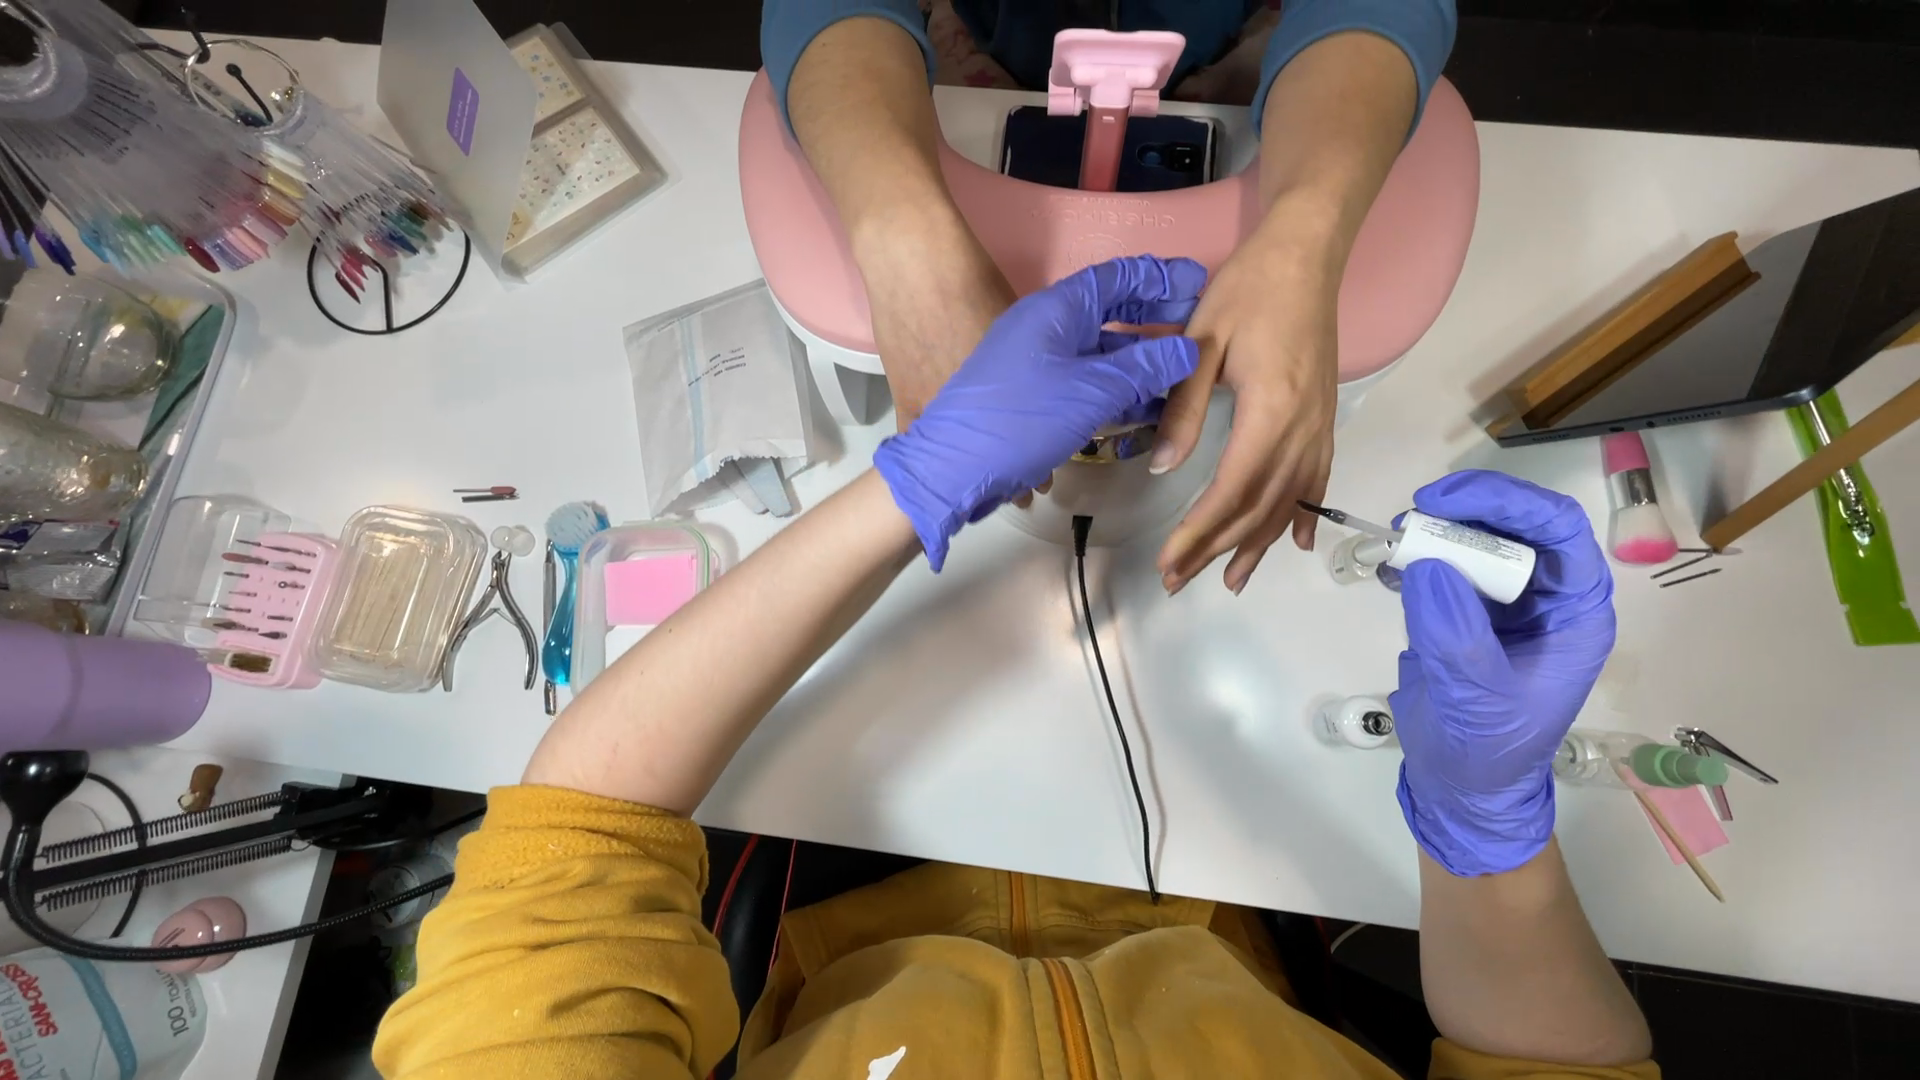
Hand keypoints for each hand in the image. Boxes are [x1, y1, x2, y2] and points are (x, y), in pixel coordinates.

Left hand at [873, 255, 1206, 570]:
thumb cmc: (1021, 420)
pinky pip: (1085, 383)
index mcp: (1056, 309)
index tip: (1200, 285)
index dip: (1161, 278)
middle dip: (1155, 321)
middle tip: (1198, 333)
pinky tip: (1145, 409)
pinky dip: (1115, 390)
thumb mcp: (1090, 391)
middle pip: (1111, 312)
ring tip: (1183, 376)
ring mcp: (1038, 363)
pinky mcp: (1035, 397)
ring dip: (1139, 363)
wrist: (952, 468)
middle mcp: (1047, 327)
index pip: (1118, 276)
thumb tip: (1190, 348)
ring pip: (1100, 353)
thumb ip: (1143, 368)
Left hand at [1151, 229, 1339, 594]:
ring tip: (1231, 581)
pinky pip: (1318, 480)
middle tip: (1179, 581)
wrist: (1305, 255)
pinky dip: (1303, 515)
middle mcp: (1304, 430)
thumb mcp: (1202, 343)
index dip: (1199, 532)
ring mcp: (1320, 427)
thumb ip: (1182, 409)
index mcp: (1272, 412)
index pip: (1231, 490)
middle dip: (1216, 549)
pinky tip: (1296, 544)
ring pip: (1288, 503)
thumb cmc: (1247, 291)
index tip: (1168, 562)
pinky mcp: (1325, 420)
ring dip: (1256, 545)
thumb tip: (1162, 468)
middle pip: (1258, 507)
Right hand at [1388, 471, 1616, 876]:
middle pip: (1514, 529)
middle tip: (1412, 517)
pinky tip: (1389, 569)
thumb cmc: (1488, 746)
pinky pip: (1442, 570)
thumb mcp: (1478, 696)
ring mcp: (1499, 606)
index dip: (1507, 503)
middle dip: (1465, 513)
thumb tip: (1427, 563)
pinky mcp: (1460, 615)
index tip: (1443, 501)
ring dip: (1436, 534)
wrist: (1460, 782)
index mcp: (1572, 614)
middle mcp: (1542, 600)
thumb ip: (1455, 632)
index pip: (1557, 533)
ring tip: (1395, 540)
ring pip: (1475, 544)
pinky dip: (1414, 561)